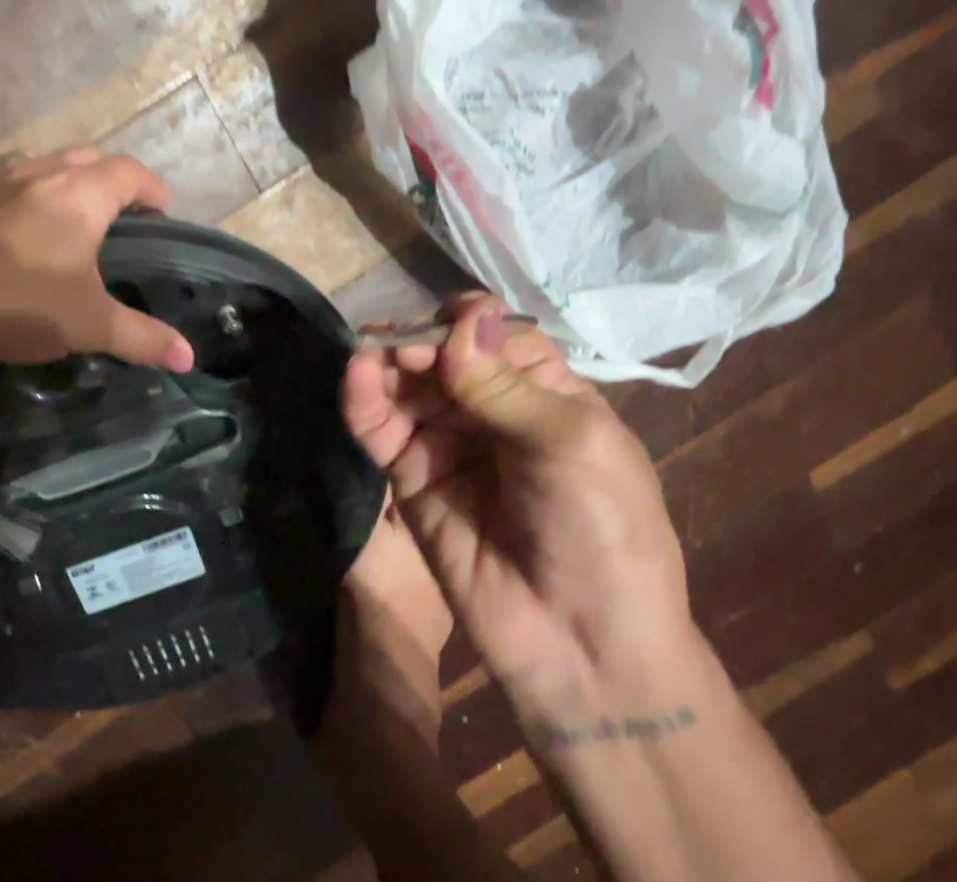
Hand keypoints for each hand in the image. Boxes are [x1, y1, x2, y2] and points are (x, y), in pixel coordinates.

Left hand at [0, 148, 194, 378]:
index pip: (128, 173)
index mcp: (79, 195)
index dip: (150, 187)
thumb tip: (189, 358)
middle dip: (106, 177)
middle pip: (83, 157)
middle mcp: (35, 173)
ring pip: (33, 163)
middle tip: (116, 209)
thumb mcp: (88, 325)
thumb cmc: (18, 306)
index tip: (162, 207)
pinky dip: (10, 195)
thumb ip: (141, 337)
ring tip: (61, 210)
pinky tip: (2, 225)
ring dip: (56, 178)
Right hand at [341, 294, 699, 715]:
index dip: (464, 325)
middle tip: (393, 347)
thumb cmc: (601, 531)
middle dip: (416, 343)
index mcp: (547, 395)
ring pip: (405, 389)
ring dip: (383, 366)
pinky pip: (381, 431)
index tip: (444, 328)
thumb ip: (504, 384)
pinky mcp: (409, 480)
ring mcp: (446, 446)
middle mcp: (491, 413)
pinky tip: (356, 379)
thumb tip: (465, 313)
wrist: (579, 642)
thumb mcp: (569, 445)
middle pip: (440, 356)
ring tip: (366, 358)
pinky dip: (364, 402)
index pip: (492, 336)